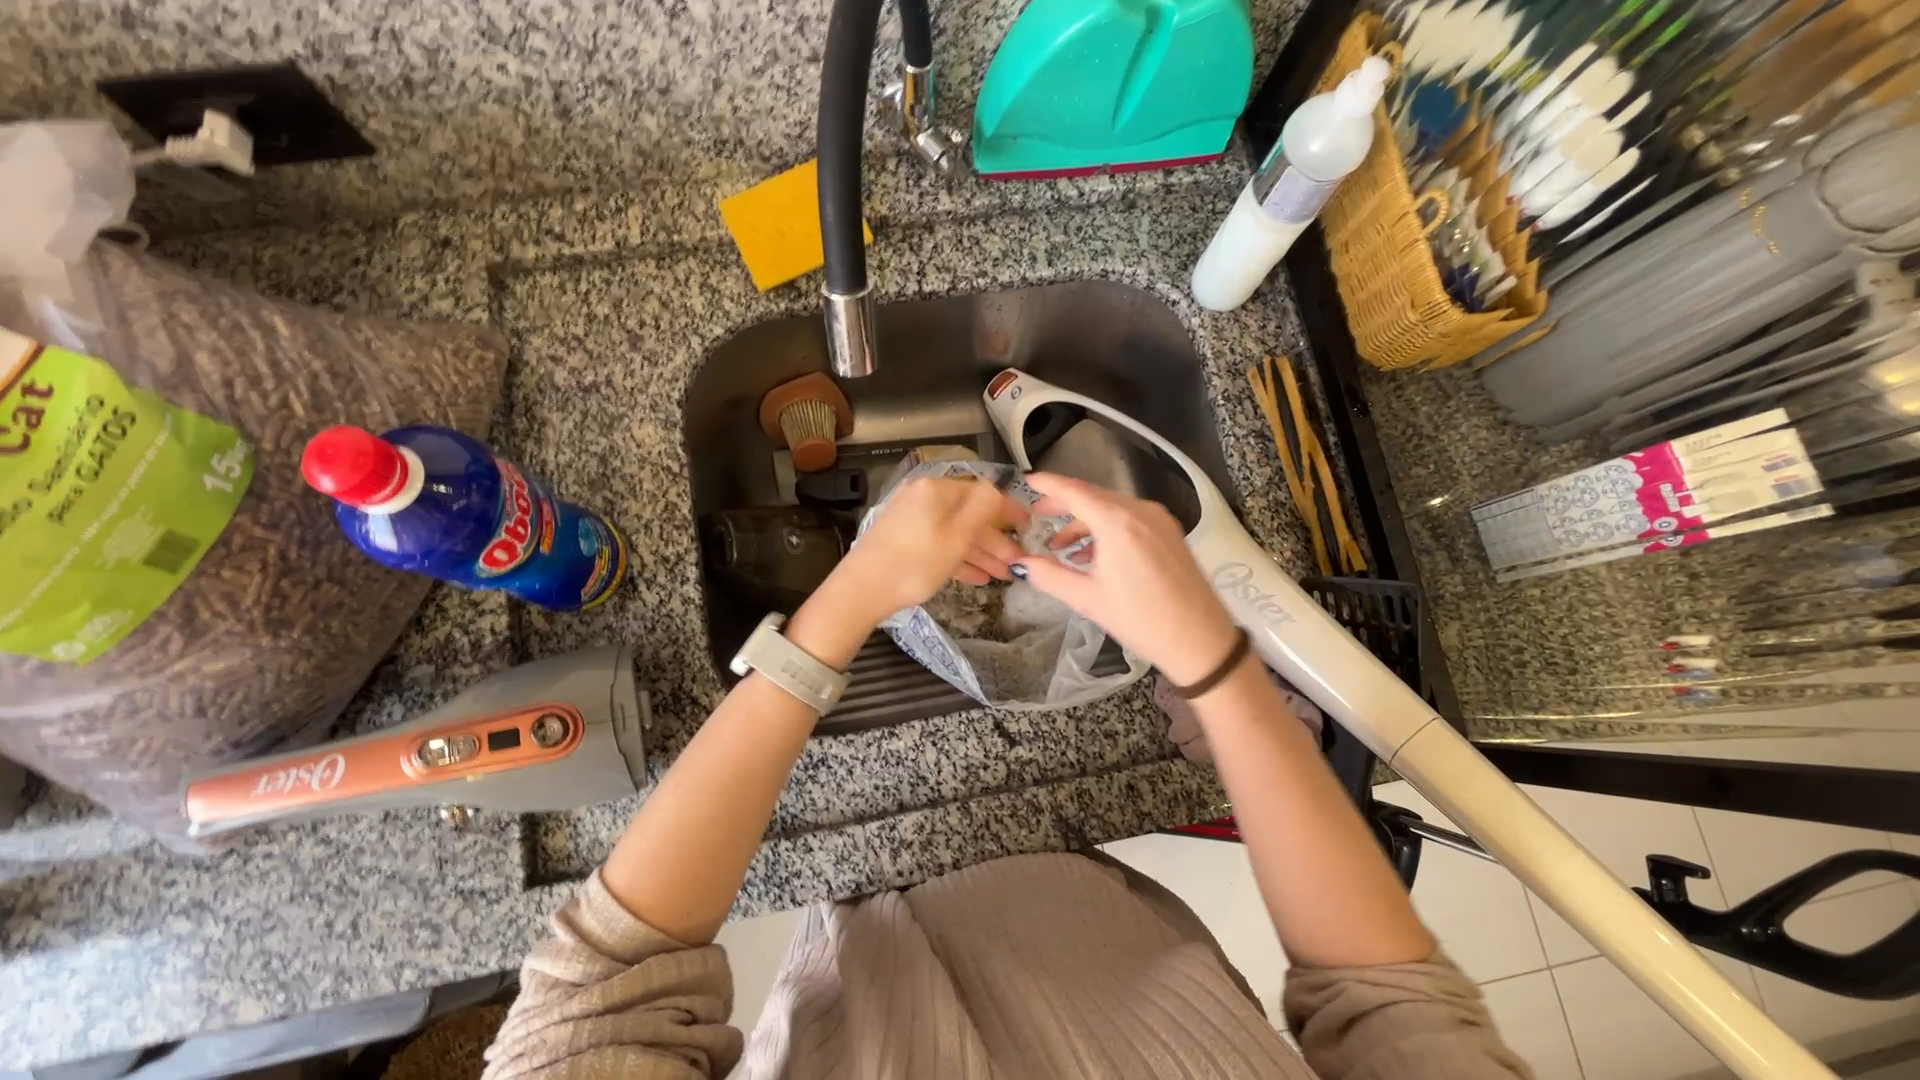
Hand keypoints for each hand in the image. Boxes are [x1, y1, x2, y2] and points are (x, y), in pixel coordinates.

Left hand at [826, 476, 1026, 624]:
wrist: (862, 590)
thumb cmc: (915, 563)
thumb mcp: (956, 538)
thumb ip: (982, 509)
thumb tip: (998, 487)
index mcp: (936, 490)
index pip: (981, 493)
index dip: (1007, 509)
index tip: (1027, 525)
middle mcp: (922, 497)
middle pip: (967, 515)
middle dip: (994, 540)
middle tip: (1016, 563)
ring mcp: (910, 519)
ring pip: (954, 533)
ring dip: (979, 553)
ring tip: (1001, 576)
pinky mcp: (901, 540)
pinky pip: (938, 543)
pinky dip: (957, 558)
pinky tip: (976, 578)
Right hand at [1012, 471, 1239, 684]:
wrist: (1201, 640)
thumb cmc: (1142, 620)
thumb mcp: (1088, 599)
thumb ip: (1049, 575)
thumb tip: (1019, 563)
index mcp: (1117, 523)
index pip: (1075, 492)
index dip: (1049, 485)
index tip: (1029, 481)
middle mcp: (1140, 512)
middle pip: (1094, 496)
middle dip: (1064, 504)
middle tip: (1037, 514)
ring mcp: (1159, 520)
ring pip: (1113, 507)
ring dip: (1085, 520)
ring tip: (1061, 544)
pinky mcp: (1170, 532)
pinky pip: (1131, 518)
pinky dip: (1107, 528)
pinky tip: (1093, 554)